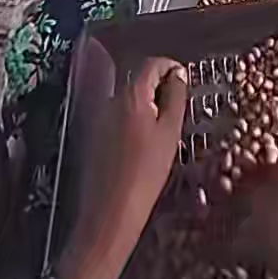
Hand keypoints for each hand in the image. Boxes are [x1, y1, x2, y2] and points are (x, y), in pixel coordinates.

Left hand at [65, 45, 189, 271]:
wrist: (111, 214)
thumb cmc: (146, 173)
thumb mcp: (170, 132)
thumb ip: (176, 97)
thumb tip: (178, 74)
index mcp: (132, 94)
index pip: (152, 64)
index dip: (170, 66)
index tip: (184, 77)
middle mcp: (111, 99)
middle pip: (138, 79)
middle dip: (158, 85)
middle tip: (177, 104)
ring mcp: (99, 116)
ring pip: (127, 97)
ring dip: (145, 102)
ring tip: (162, 125)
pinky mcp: (93, 134)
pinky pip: (117, 114)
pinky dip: (132, 117)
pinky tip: (142, 141)